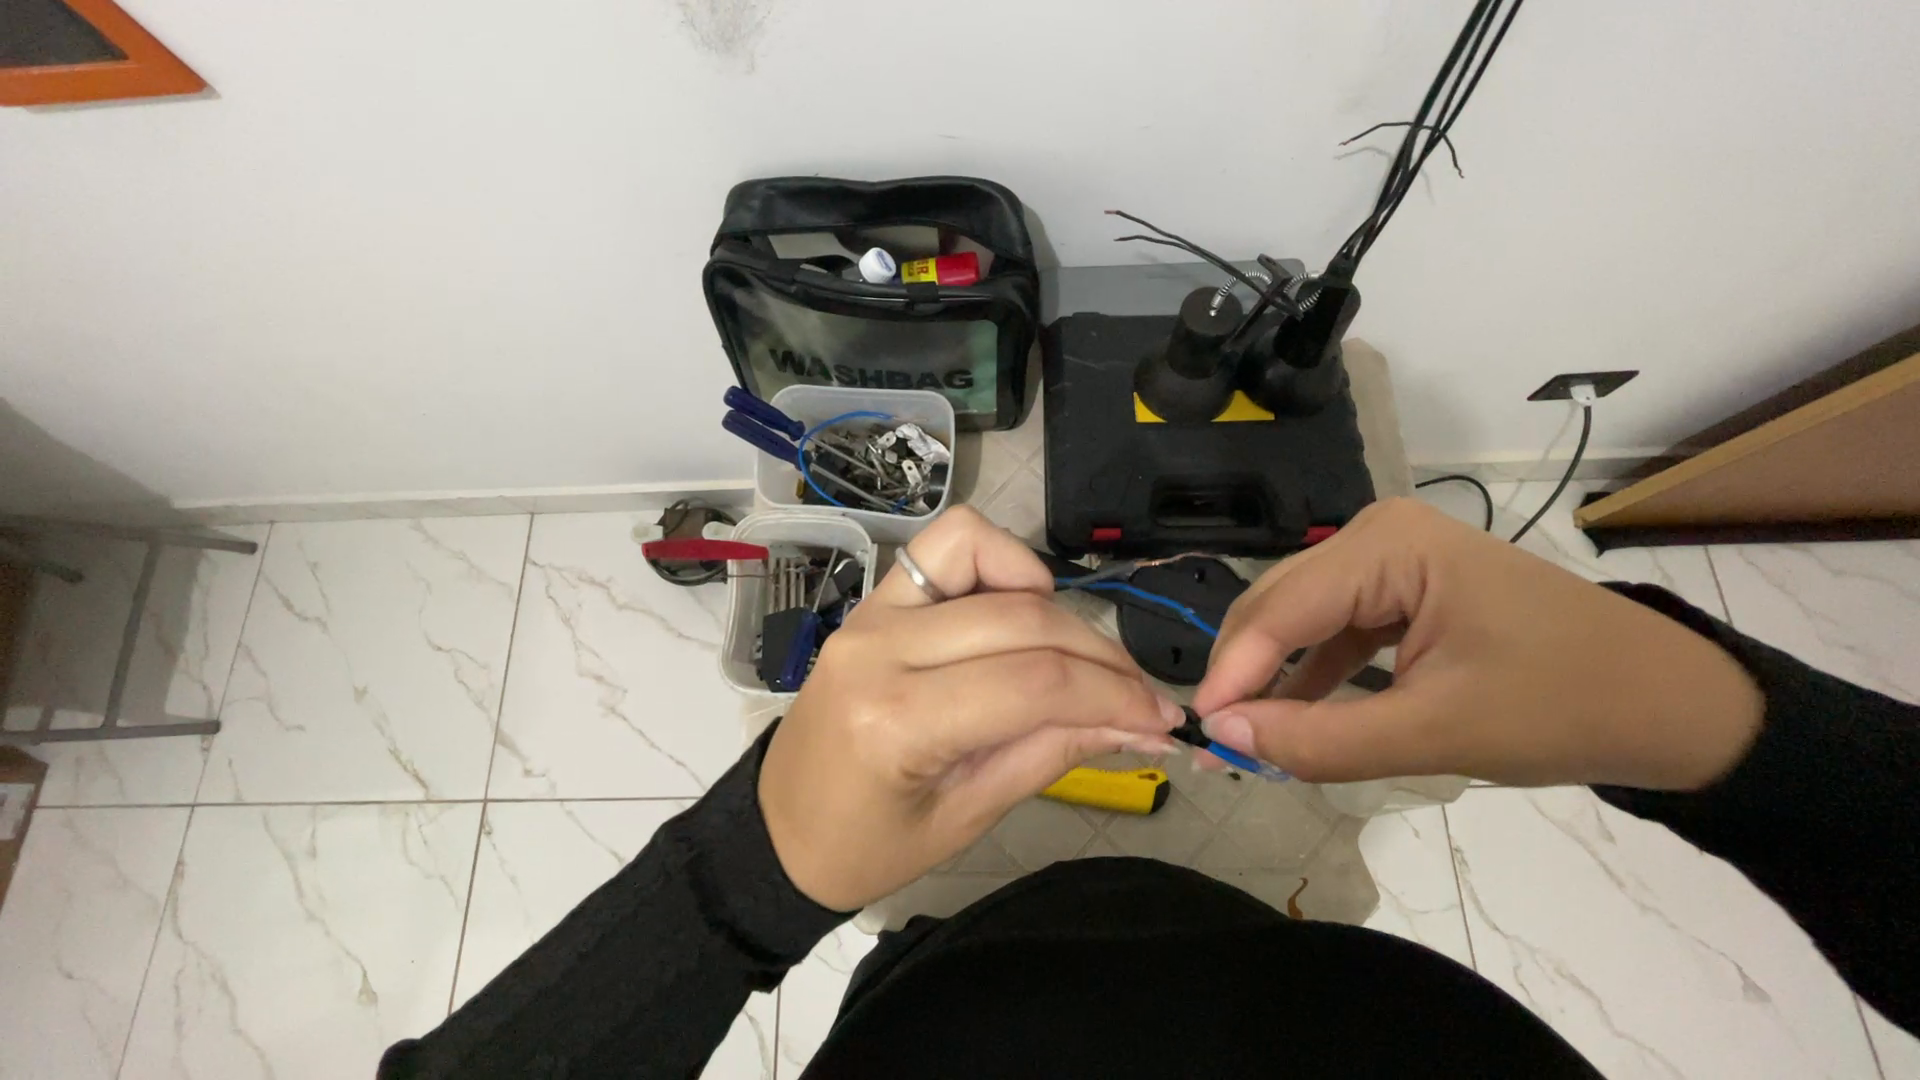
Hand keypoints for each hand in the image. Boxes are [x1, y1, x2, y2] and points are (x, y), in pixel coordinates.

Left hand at [759, 506, 1184, 911]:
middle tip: (1137, 696)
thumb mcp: (967, 816)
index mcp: (898, 722)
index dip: (1114, 695)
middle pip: (1024, 620)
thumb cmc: (868, 845)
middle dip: (1101, 656)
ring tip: (1072, 652)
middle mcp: (882, 649)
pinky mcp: (873, 600)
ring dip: (1050, 599)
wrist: (781, 828)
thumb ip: (1053, 753)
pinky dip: (998, 561)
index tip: (1162, 717)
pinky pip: (946, 545)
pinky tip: (1018, 608)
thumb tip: (1139, 722)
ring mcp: (872, 613)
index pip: (1035, 683)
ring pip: (984, 555)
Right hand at [1192, 498, 1763, 789]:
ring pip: (1295, 622)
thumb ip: (1321, 739)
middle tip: (1217, 746)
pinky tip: (1290, 718)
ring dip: (1269, 680)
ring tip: (1244, 740)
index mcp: (1388, 546)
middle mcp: (1374, 536)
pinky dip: (1307, 678)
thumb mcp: (1438, 732)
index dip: (1232, 672)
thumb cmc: (1566, 708)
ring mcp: (1385, 561)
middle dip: (1244, 676)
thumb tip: (1223, 738)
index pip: (1280, 609)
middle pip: (1277, 608)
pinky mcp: (1396, 591)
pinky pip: (1329, 633)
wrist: (1674, 706)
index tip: (1198, 734)